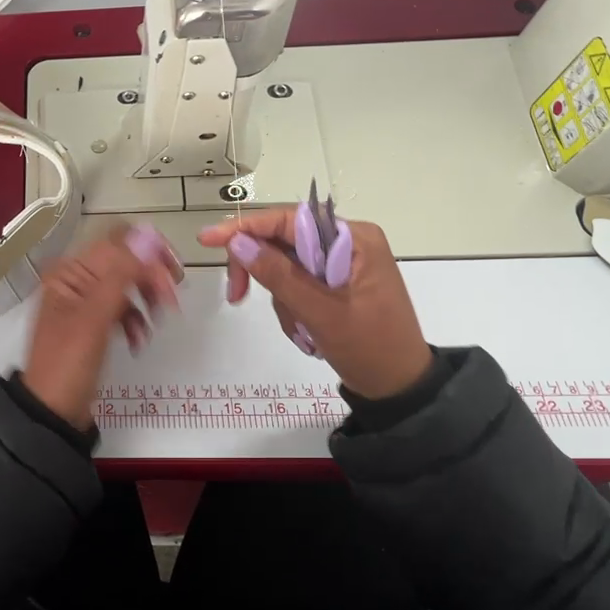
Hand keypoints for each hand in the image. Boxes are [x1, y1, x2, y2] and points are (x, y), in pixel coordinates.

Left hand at [24, 224, 183, 428]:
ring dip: (147, 300)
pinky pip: (124, 308)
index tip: (174, 272)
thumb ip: (121, 274)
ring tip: (153, 325)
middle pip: (127, 261)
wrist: (52, 412)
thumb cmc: (68, 364)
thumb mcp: (95, 316)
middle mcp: (76, 279)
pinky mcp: (95, 323)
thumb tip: (149, 237)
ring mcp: (85, 301)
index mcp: (70, 270)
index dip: (149, 249)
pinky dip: (137, 320)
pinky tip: (138, 339)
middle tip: (171, 303)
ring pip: (129, 285)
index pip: (118, 240)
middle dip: (152, 278)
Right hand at [198, 210, 432, 399]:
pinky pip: (297, 284)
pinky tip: (306, 331)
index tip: (208, 239)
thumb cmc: (370, 348)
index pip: (288, 220)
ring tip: (300, 330)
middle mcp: (349, 242)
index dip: (245, 227)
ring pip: (285, 266)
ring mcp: (343, 263)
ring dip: (281, 299)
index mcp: (354, 238)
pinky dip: (292, 307)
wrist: (400, 388)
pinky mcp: (337, 283)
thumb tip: (238, 243)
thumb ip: (278, 275)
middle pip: (283, 241)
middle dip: (261, 271)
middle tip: (236, 296)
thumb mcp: (321, 313)